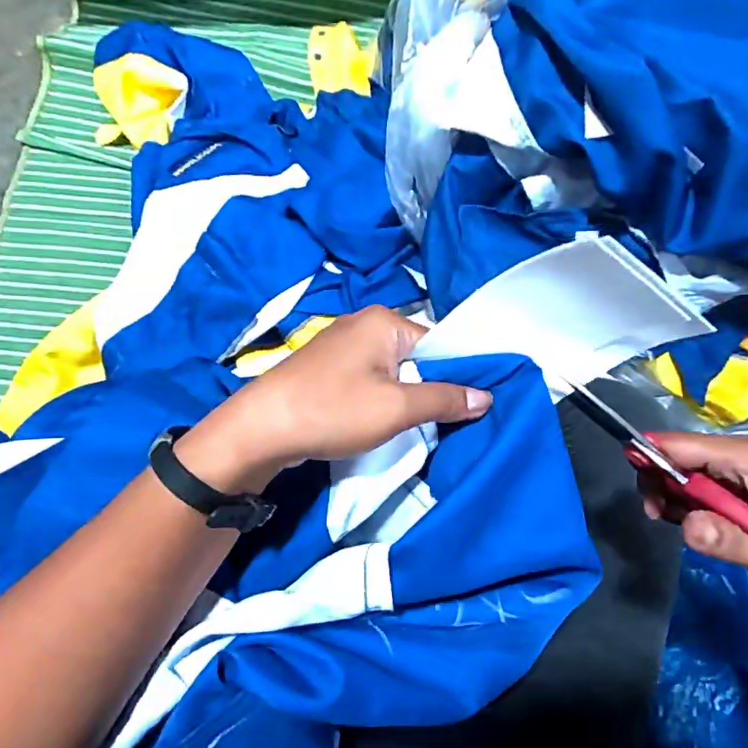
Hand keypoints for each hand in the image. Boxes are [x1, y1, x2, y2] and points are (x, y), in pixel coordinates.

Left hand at [176, 306, 491, 492]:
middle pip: (416, 356)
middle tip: (442, 422)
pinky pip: (368, 377)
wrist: (262, 427)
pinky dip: (378, 397)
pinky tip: (377, 421)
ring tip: (409, 425)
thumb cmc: (333, 410)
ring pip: (391, 370)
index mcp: (385, 321)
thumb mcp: (397, 409)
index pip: (440, 344)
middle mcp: (364, 322)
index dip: (458, 376)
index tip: (471, 407)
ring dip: (403, 397)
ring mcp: (341, 342)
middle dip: (429, 388)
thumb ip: (444, 399)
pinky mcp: (326, 365)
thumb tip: (486, 395)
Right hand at [644, 433, 747, 616]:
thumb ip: (730, 540)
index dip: (648, 459)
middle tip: (662, 521)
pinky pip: (713, 487)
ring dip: (680, 498)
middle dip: (661, 484)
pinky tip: (708, 528)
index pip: (678, 444)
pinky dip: (700, 505)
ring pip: (694, 473)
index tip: (636, 491)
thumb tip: (682, 526)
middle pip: (681, 456)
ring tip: (687, 529)